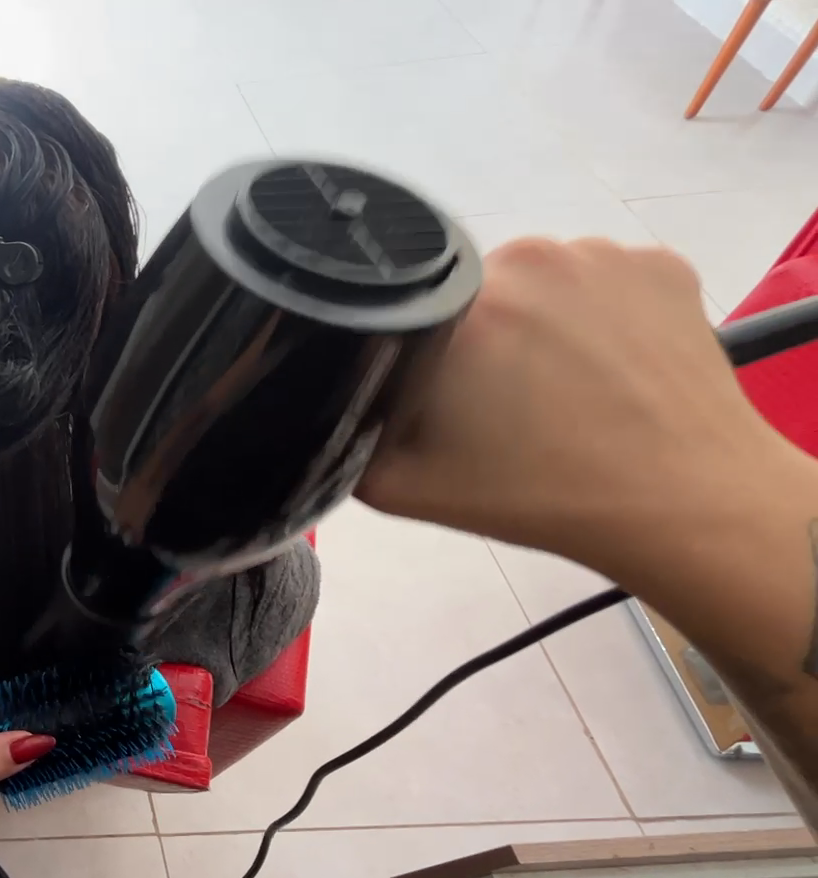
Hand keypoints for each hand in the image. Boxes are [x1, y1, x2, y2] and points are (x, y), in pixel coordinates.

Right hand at [359, 237, 802, 572]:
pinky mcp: (658, 263)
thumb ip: (338, 440)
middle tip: (478, 394)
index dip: (397, 351)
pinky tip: (590, 362)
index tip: (421, 393)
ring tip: (539, 380)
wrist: (676, 501)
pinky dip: (582, 312)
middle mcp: (525, 263)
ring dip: (520, 318)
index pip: (391, 312)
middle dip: (459, 334)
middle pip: (456, 290)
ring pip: (523, 280)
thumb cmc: (528, 494)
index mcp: (455, 314)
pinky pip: (589, 277)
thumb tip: (321, 411)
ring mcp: (601, 256)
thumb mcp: (390, 485)